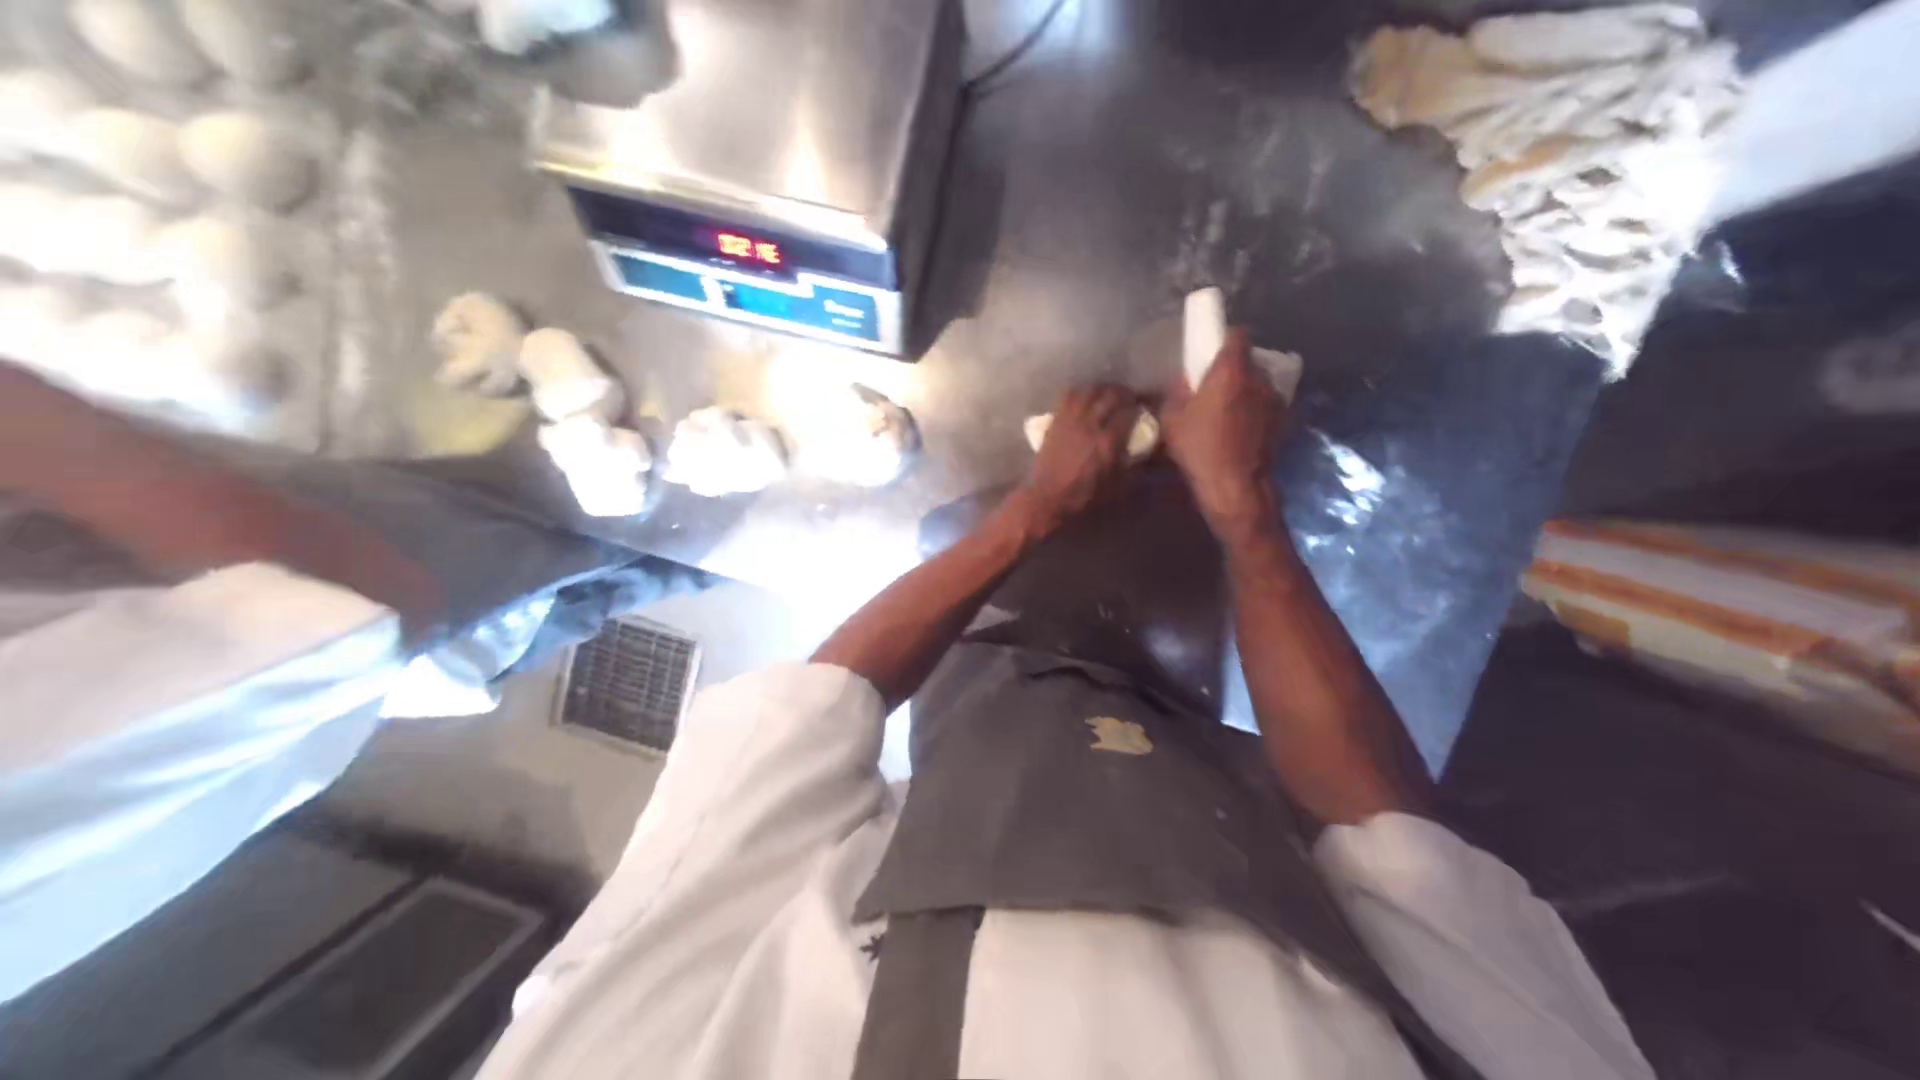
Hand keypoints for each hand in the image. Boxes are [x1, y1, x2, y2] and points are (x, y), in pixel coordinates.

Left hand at [1010, 384, 1140, 537]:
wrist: (1049, 497)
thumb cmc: (1084, 495)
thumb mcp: (1117, 485)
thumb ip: (1133, 465)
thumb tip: (1147, 451)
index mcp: (1108, 441)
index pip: (1129, 413)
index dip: (1141, 407)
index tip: (1145, 408)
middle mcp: (1090, 425)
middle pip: (1111, 396)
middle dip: (1125, 393)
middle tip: (1130, 398)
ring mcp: (1071, 420)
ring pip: (1090, 391)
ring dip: (1103, 389)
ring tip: (1109, 393)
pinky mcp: (1056, 420)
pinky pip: (1068, 396)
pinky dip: (1080, 391)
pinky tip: (1086, 397)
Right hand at [1160, 329, 1285, 540]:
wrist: (1235, 486)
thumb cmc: (1200, 449)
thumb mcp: (1172, 418)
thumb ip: (1178, 390)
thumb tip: (1185, 378)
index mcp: (1230, 371)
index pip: (1237, 334)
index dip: (1224, 338)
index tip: (1210, 350)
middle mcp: (1258, 378)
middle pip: (1247, 360)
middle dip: (1232, 367)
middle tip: (1213, 386)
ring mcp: (1275, 399)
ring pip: (1258, 383)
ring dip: (1245, 390)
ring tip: (1228, 411)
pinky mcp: (1283, 419)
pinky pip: (1266, 404)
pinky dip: (1255, 409)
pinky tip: (1241, 429)